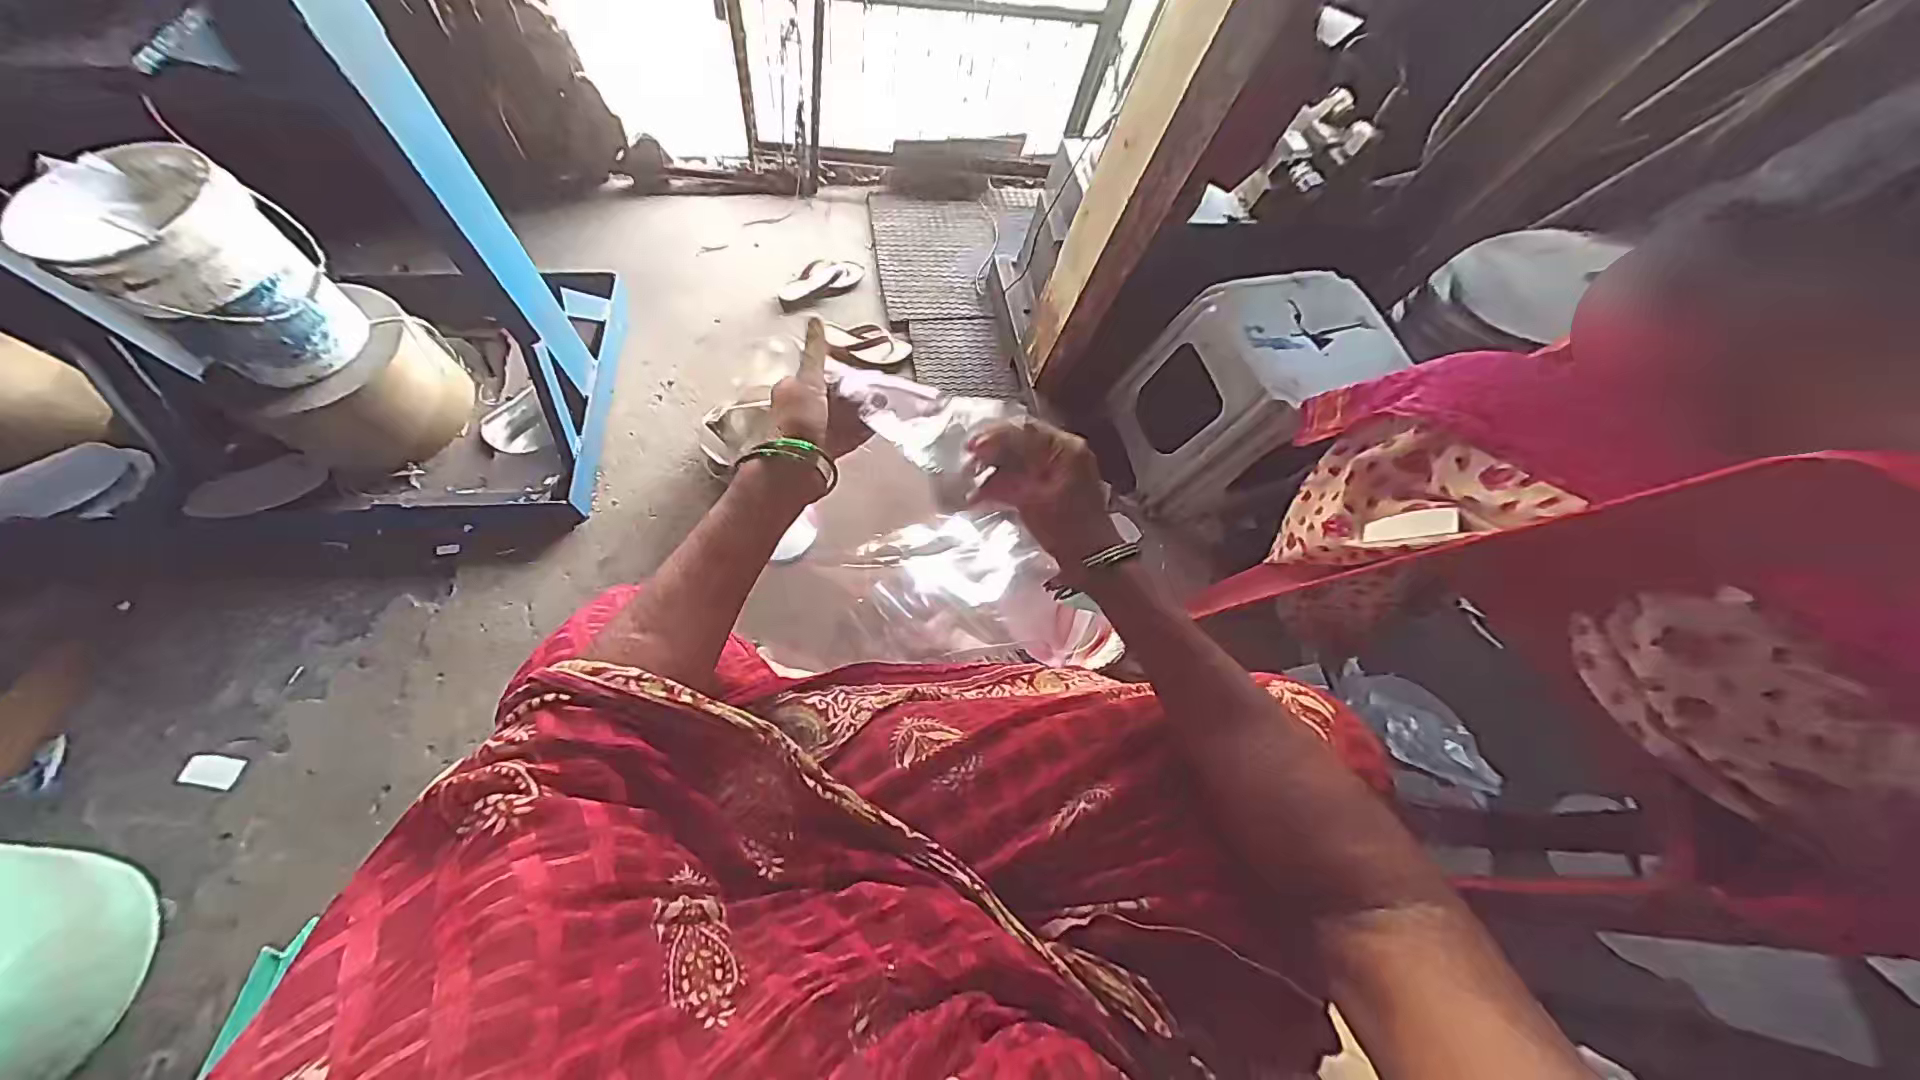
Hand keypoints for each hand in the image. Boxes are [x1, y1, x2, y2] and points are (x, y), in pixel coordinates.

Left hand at [771, 318, 871, 458]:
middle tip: (873, 388)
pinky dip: (862, 428)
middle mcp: (801, 410)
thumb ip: (815, 352)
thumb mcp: (809, 378)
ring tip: (880, 404)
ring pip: (842, 416)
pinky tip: (875, 423)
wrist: (800, 461)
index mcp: (791, 390)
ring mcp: (815, 430)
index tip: (855, 371)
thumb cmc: (798, 418)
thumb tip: (815, 321)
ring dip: (861, 410)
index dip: (836, 372)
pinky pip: (848, 435)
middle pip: (831, 396)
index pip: (815, 375)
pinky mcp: (828, 448)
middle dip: (852, 393)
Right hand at [968, 418, 1122, 562]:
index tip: (970, 447)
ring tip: (973, 474)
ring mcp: (1062, 466)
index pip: (1025, 429)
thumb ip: (1003, 478)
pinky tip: (986, 488)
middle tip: (968, 458)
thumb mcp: (1031, 499)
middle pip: (1022, 439)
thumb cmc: (1065, 527)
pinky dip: (1006, 477)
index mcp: (1065, 448)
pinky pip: (1026, 471)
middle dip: (992, 449)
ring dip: (996, 464)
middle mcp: (1066, 450)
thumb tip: (976, 465)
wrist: (1090, 558)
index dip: (994, 436)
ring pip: (1022, 456)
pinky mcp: (1056, 483)